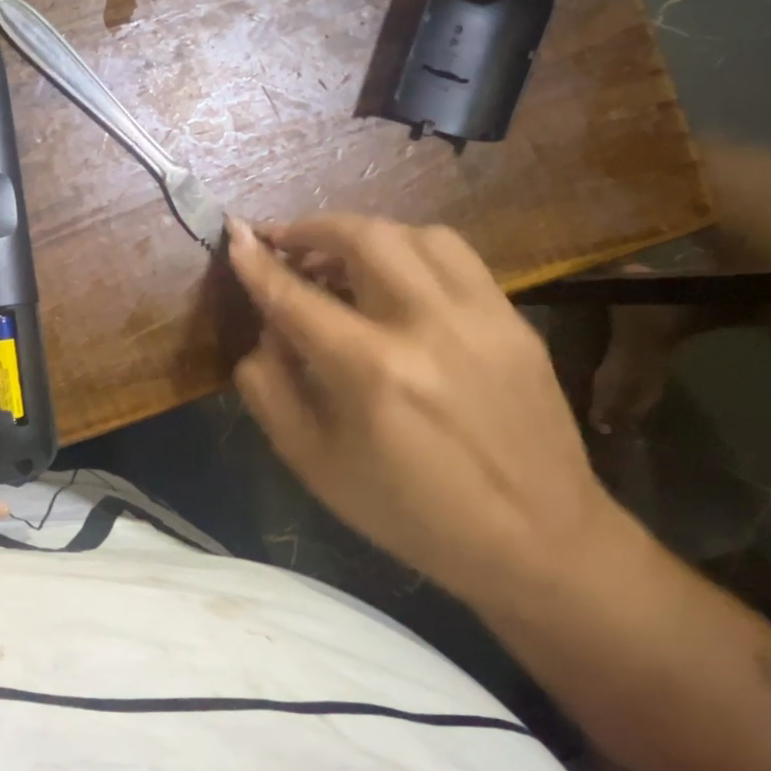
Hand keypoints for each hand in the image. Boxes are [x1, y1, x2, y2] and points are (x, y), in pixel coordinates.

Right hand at [224, 214, 624, 601]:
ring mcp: (483, 319)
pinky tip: (390, 282)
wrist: (537, 541)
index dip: (257, 262)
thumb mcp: (310, 459)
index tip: (233, 234)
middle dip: (311, 229)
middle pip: (365, 238)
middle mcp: (429, 327)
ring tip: (336, 257)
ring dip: (365, 234)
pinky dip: (410, 253)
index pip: (296, 295)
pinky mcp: (515, 323)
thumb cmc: (406, 510)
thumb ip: (268, 386)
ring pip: (418, 235)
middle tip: (281, 241)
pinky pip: (457, 260)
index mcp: (371, 370)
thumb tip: (265, 330)